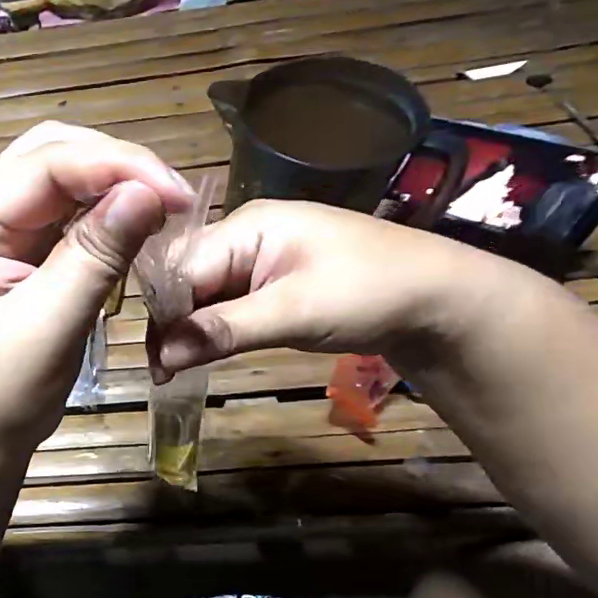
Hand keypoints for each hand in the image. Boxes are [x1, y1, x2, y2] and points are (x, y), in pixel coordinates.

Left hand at [0, 122, 195, 453]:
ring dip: (114, 188)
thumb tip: (147, 193)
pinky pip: (71, 221)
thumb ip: (94, 257)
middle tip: (169, 196)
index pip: (44, 164)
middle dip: (114, 165)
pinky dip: (108, 219)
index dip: (114, 165)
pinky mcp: (26, 260)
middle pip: (52, 158)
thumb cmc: (0, 394)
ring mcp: (4, 239)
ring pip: (64, 185)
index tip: (175, 193)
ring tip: (162, 210)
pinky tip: (137, 229)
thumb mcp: (48, 326)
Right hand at [149, 199, 535, 379]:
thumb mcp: (295, 311)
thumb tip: (162, 356)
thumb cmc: (372, 292)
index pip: (182, 267)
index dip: (163, 313)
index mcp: (246, 225)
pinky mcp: (267, 283)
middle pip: (184, 278)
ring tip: (172, 369)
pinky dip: (209, 329)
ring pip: (200, 293)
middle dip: (169, 322)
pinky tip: (198, 353)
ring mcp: (255, 258)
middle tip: (162, 372)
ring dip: (186, 329)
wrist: (441, 300)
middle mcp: (243, 235)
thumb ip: (224, 329)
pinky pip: (222, 303)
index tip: (156, 362)